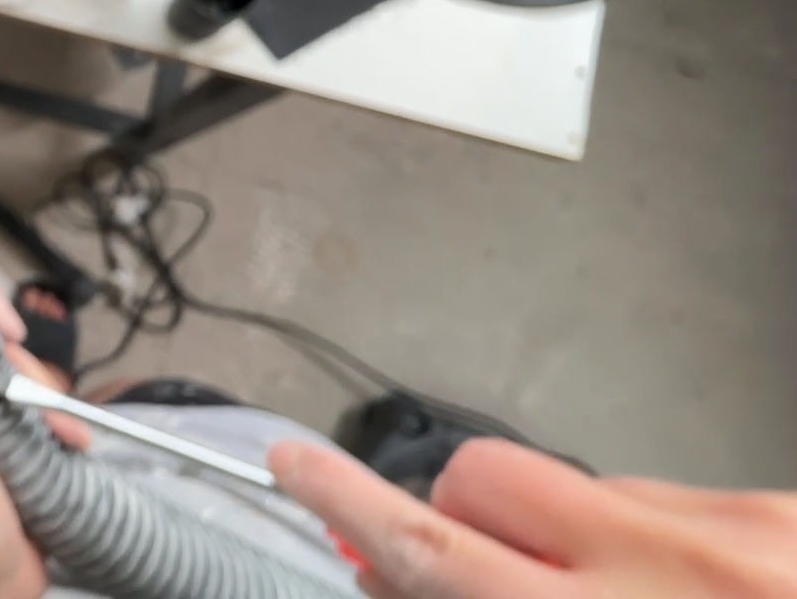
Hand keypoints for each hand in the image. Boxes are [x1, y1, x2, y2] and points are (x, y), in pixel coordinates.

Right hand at [271, 436, 796, 598]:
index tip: (289, 458)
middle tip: (485, 569)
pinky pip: (673, 495)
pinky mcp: (796, 510)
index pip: (433, 549)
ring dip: (570, 535)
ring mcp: (756, 533)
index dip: (342, 498)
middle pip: (487, 480)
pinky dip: (659, 540)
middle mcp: (680, 572)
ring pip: (580, 485)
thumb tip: (404, 578)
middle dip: (460, 514)